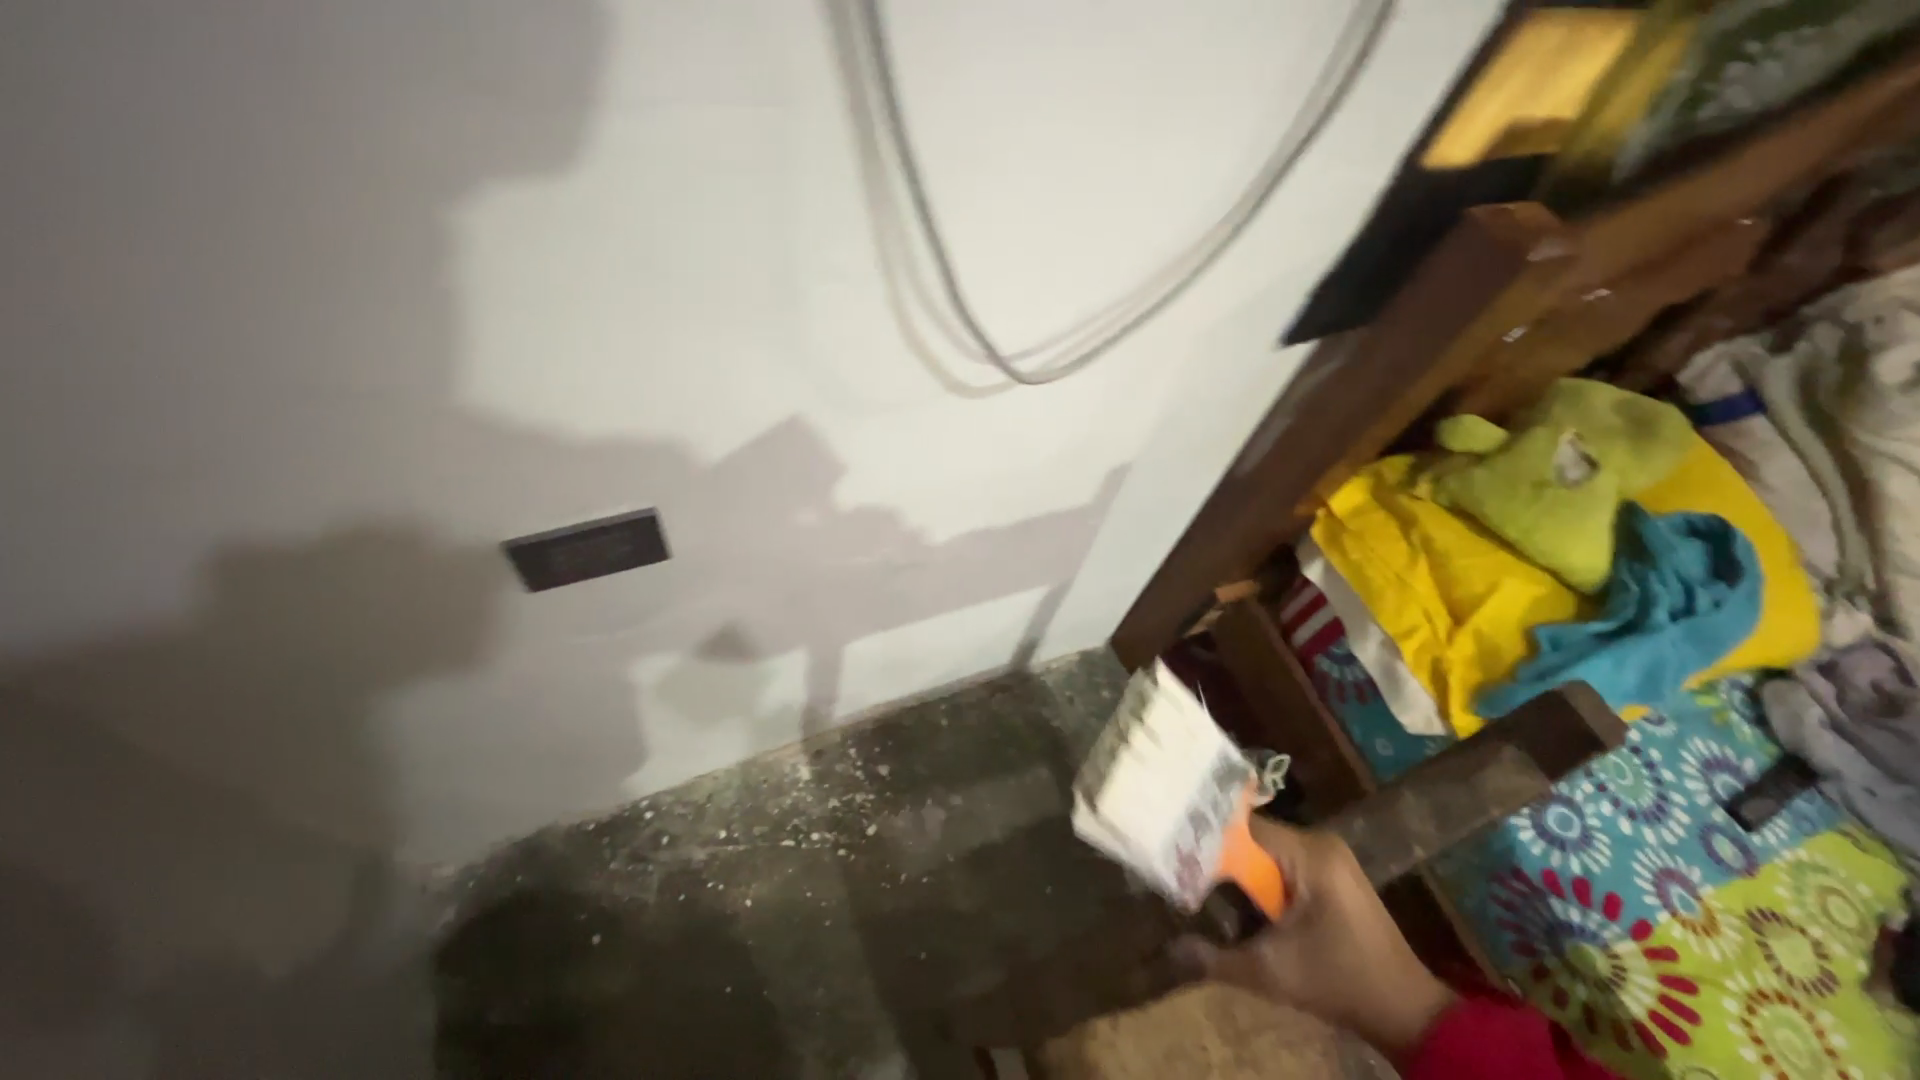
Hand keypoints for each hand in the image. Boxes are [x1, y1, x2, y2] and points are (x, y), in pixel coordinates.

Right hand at [1172, 818, 1456, 1056]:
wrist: (1405, 1011)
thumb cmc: (1339, 983)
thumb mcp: (1270, 974)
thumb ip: (1215, 958)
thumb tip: (1170, 948)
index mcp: (1309, 852)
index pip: (1242, 827)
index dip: (1205, 842)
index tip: (1174, 860)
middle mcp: (1319, 841)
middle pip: (1250, 835)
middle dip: (1218, 858)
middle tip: (1182, 877)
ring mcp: (1328, 856)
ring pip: (1263, 850)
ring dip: (1237, 872)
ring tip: (1200, 889)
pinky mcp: (1330, 874)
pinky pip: (1281, 862)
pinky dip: (1258, 880)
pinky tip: (1237, 901)